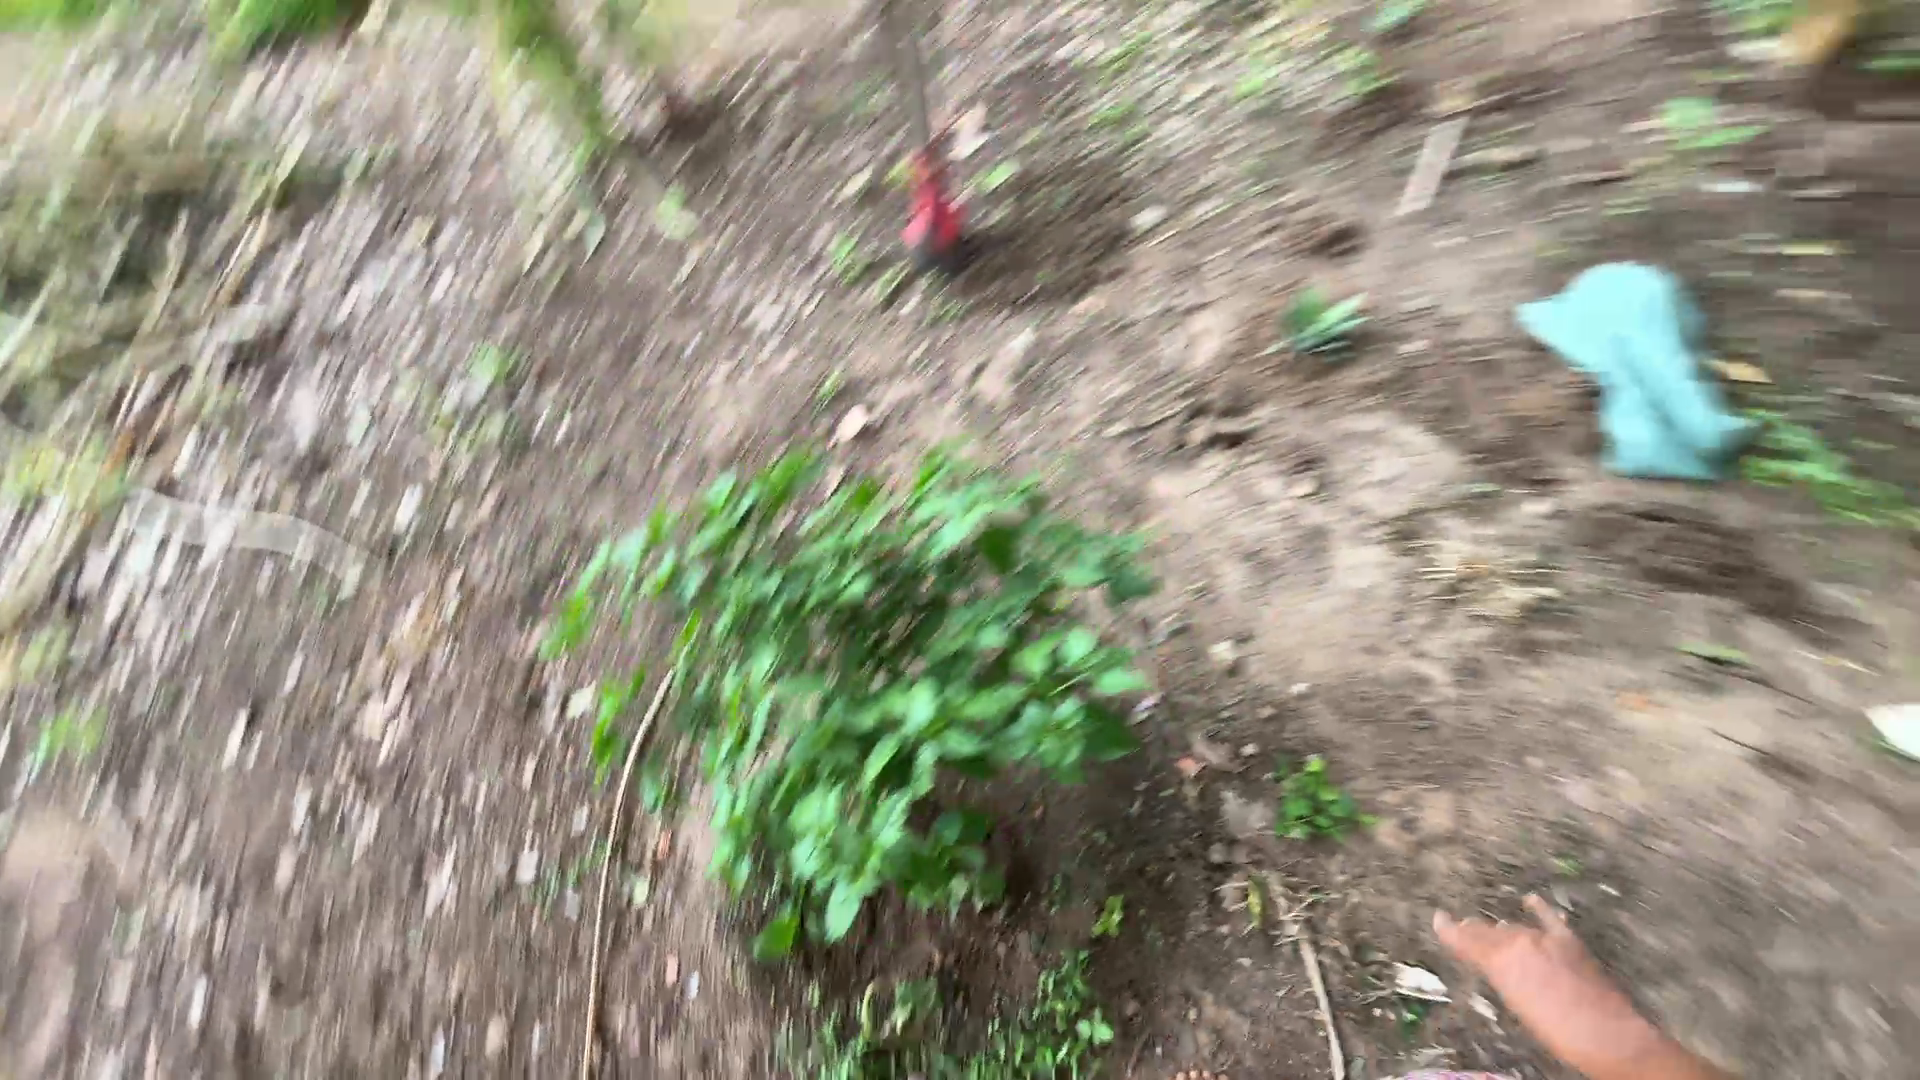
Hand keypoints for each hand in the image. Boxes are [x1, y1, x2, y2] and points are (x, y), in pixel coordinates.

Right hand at [1434, 896, 1729, 1079]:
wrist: (1611, 1037)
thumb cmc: (1558, 1032)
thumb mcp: (1515, 1004)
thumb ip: (1498, 976)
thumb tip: (1488, 961)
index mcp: (1497, 959)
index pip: (1465, 939)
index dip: (1449, 929)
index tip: (1437, 919)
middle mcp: (1516, 942)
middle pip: (1488, 931)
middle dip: (1474, 931)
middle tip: (1462, 928)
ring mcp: (1543, 939)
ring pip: (1514, 927)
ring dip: (1501, 929)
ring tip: (1491, 927)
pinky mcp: (1569, 942)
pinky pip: (1550, 920)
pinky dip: (1540, 909)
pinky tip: (1531, 899)